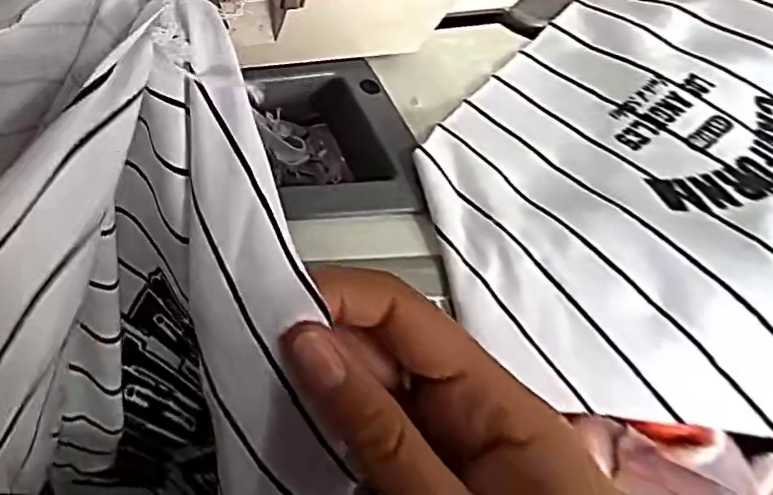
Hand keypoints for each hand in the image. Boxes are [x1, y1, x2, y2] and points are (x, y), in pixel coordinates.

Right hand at [282, 267, 614, 494]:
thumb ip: (378, 428)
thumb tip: (309, 342)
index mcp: (504, 406)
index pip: (403, 310)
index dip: (340, 296)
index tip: (280, 313)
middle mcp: (480, 414)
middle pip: (382, 343)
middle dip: (323, 347)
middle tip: (269, 368)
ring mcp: (456, 446)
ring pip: (372, 385)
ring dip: (324, 390)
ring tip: (284, 406)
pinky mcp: (434, 475)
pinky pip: (374, 428)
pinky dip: (337, 428)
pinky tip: (311, 440)